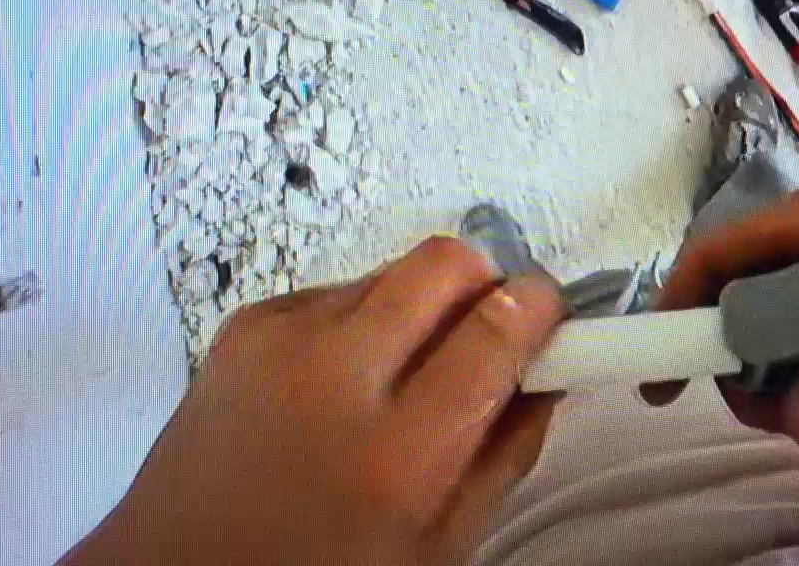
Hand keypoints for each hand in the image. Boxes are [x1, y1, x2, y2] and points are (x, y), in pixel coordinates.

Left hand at [78, 237, 565, 565]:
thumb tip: (547, 370)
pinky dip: (359, 318)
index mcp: (396, 454)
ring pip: (391, 270)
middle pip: (444, 261)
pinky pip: (335, 289)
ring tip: (400, 366)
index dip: (539, 306)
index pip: (494, 331)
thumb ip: (505, 451)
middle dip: (484, 278)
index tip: (550, 309)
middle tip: (486, 321)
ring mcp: (282, 335)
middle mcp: (335, 374)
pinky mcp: (248, 318)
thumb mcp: (436, 546)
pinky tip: (339, 376)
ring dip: (418, 304)